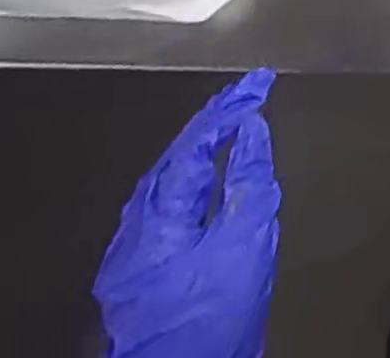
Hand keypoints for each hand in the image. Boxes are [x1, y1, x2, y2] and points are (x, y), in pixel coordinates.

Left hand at [95, 68, 279, 357]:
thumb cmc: (221, 307)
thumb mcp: (247, 239)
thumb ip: (248, 179)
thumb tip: (250, 128)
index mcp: (159, 220)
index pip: (193, 147)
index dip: (227, 110)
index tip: (259, 82)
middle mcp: (134, 228)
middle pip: (172, 158)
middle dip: (210, 119)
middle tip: (246, 91)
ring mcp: (130, 247)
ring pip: (163, 177)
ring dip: (198, 142)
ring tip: (229, 116)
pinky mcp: (139, 263)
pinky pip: (164, 197)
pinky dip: (189, 169)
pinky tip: (205, 163)